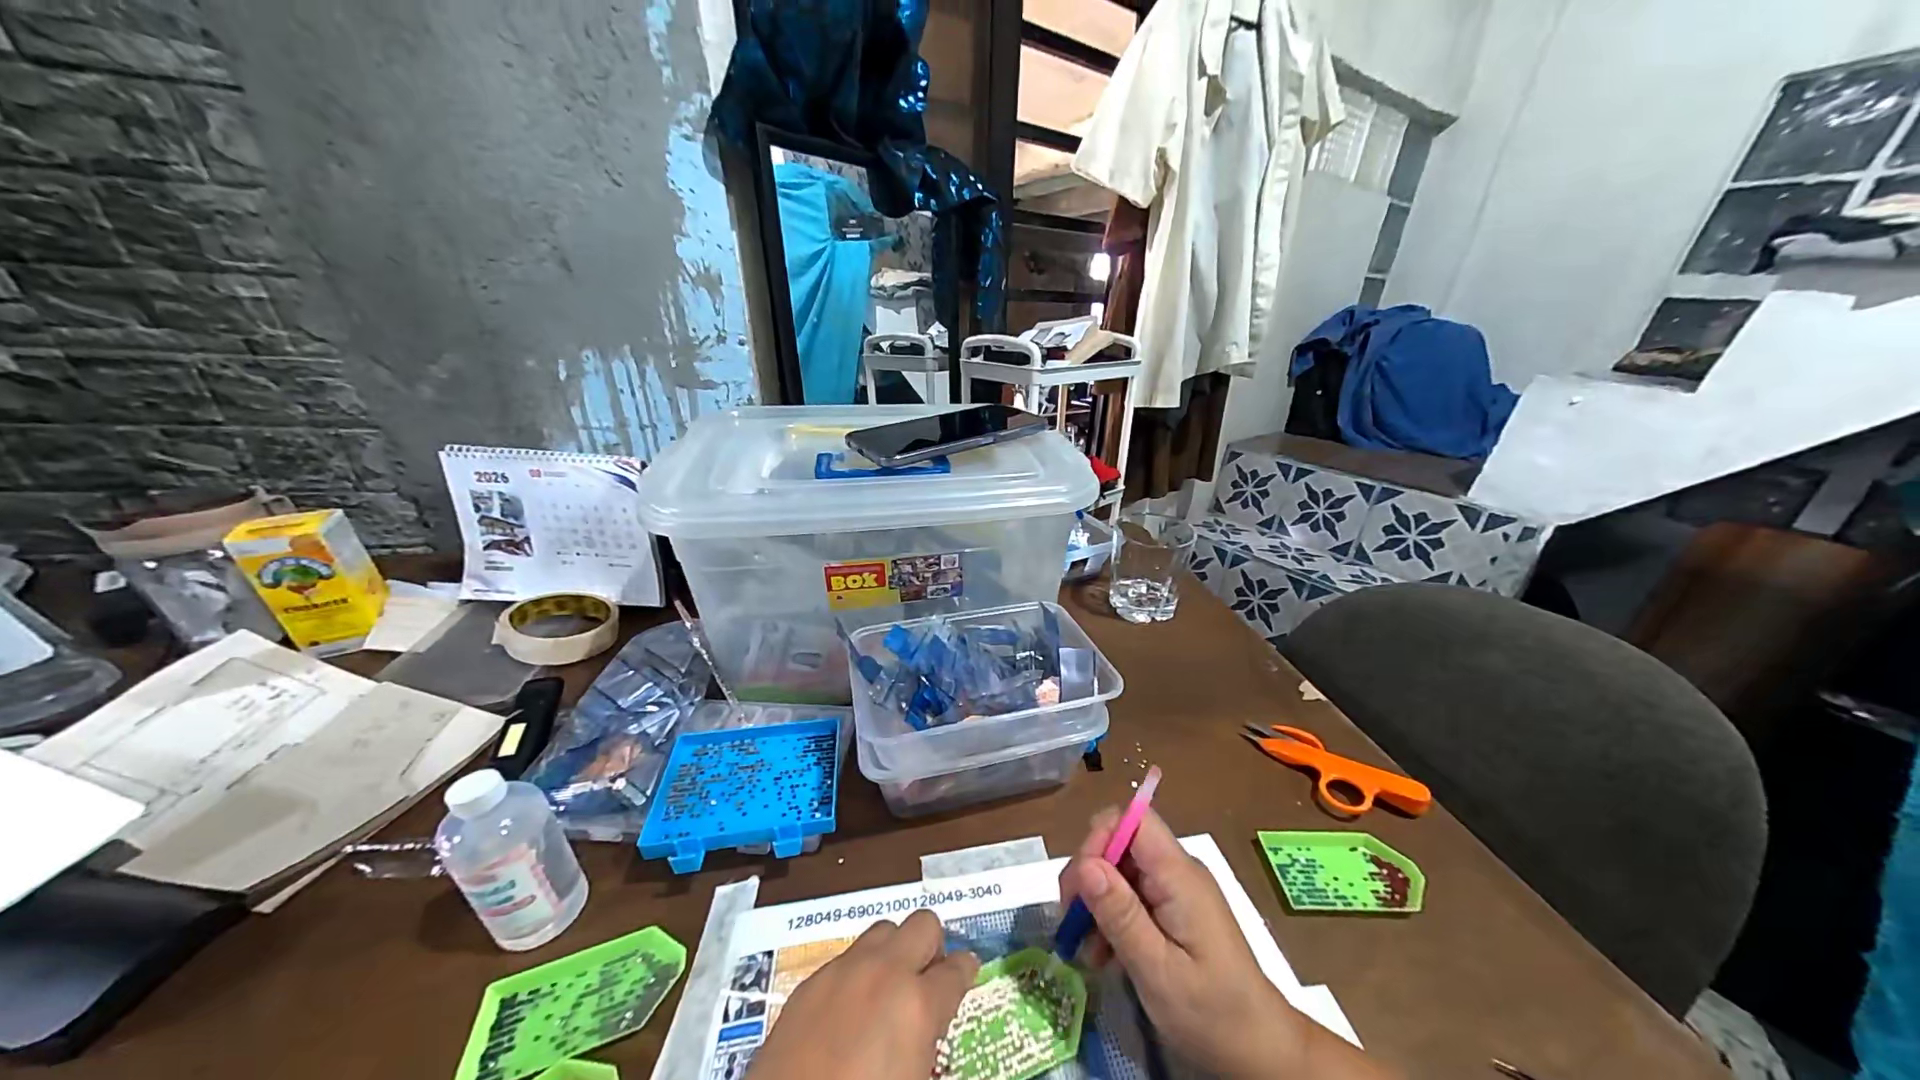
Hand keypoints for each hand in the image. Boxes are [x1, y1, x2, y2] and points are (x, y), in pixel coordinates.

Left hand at [745, 908, 979, 1079]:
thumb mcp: (917, 1076)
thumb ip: (929, 1039)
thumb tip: (931, 1026)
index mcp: (918, 1003)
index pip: (958, 968)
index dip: (966, 972)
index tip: (965, 976)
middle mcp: (883, 972)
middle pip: (923, 924)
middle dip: (933, 947)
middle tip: (929, 978)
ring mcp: (843, 971)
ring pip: (883, 931)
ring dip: (895, 951)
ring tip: (890, 987)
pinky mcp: (810, 982)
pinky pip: (847, 957)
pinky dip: (859, 971)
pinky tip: (851, 1006)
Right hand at [1059, 808, 1394, 1079]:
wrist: (1263, 1053)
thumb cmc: (1213, 1014)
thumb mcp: (1158, 970)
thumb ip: (1120, 915)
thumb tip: (1085, 864)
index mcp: (1179, 875)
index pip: (1132, 818)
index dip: (1099, 838)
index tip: (1079, 886)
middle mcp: (1177, 871)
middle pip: (1120, 842)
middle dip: (1088, 876)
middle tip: (1071, 924)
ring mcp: (1175, 891)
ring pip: (1120, 870)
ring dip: (1095, 903)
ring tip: (1086, 951)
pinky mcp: (1173, 911)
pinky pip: (1130, 895)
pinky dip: (1110, 919)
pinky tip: (1102, 955)